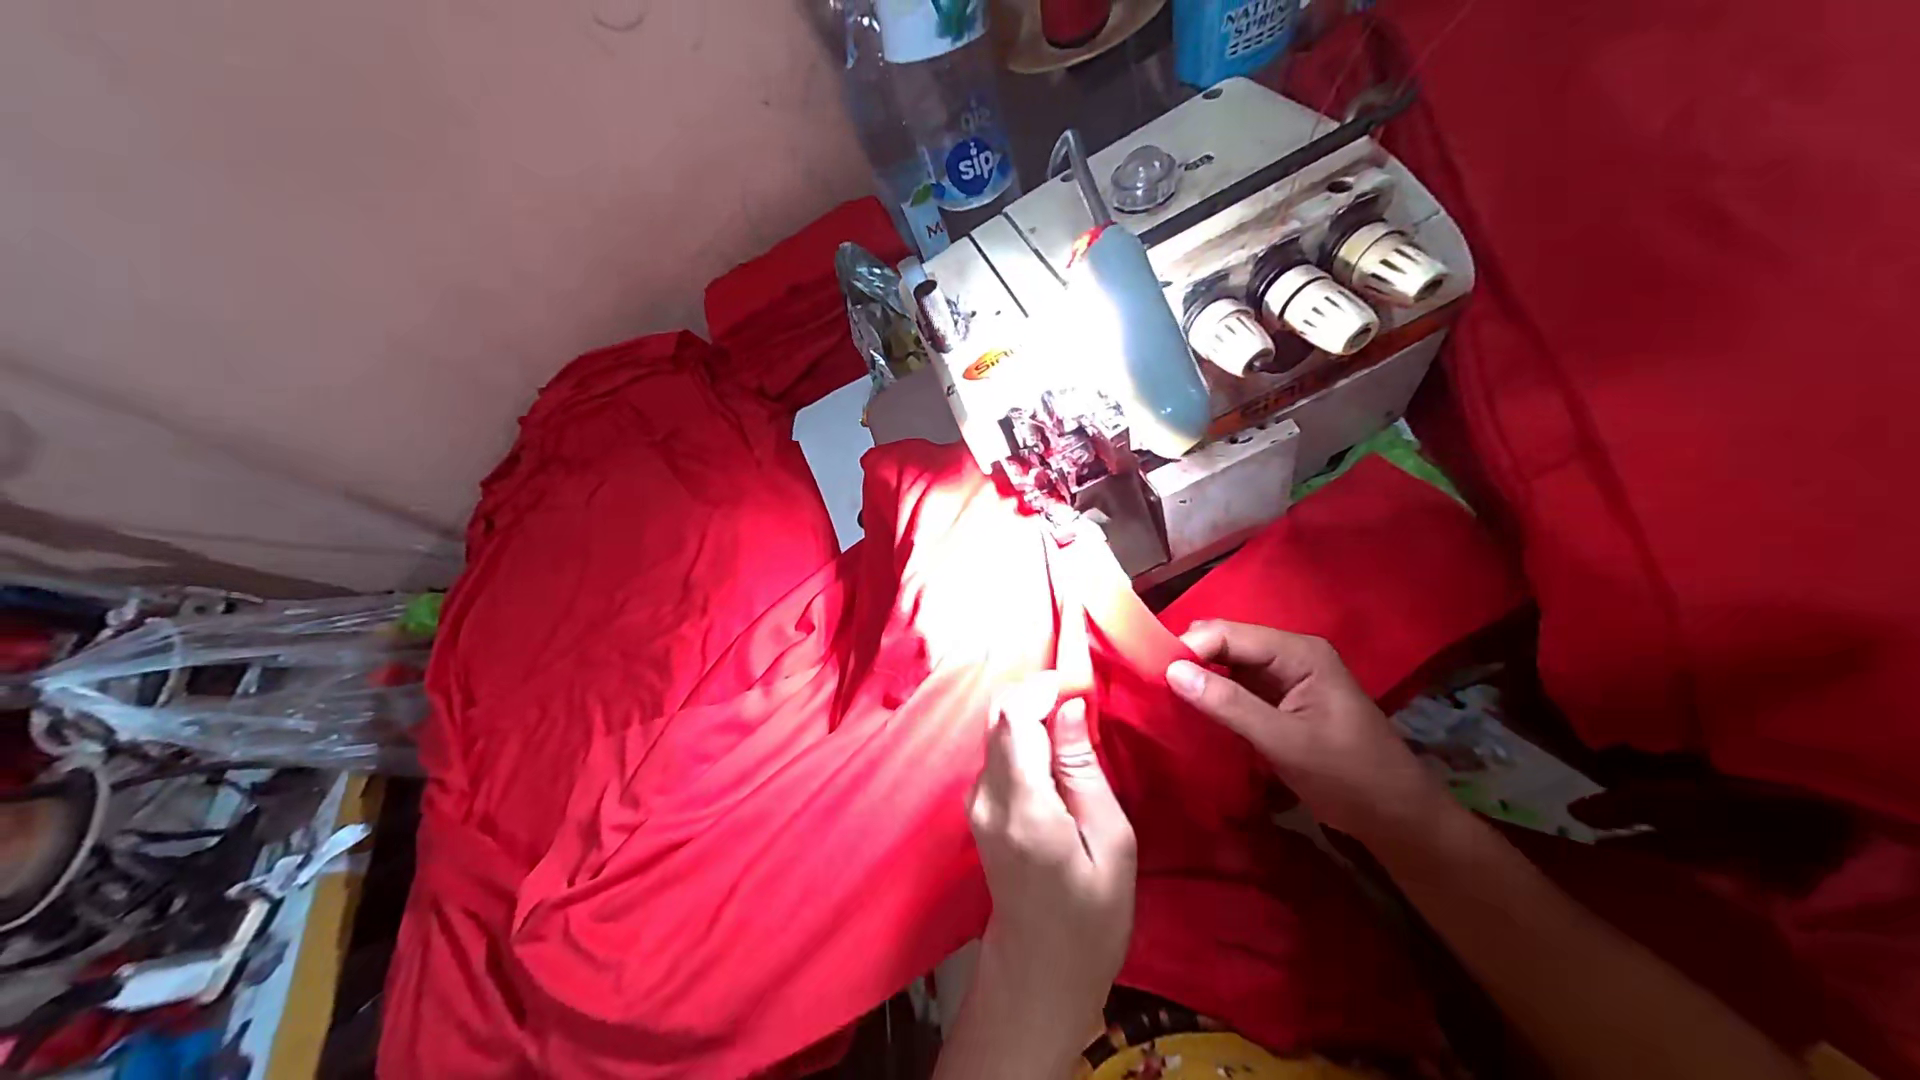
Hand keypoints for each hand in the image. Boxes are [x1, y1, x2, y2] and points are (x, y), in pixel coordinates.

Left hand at [966, 674, 1136, 1037]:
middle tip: (1078, 700)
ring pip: (994, 730)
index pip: (1015, 718)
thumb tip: (1070, 708)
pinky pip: (995, 753)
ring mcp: (974, 802)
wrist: (1039, 970)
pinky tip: (1053, 752)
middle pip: (997, 716)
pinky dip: (1021, 737)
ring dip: (1029, 714)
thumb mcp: (1111, 844)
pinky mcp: (975, 807)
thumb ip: (1084, 771)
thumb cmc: (1092, 917)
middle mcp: (986, 796)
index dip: (1041, 688)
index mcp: (1023, 806)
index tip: (1077, 684)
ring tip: (1072, 725)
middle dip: (1035, 694)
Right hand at [1165, 620, 1449, 841]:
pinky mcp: (1277, 698)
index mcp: (1299, 652)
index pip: (1228, 634)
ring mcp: (1284, 676)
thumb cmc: (1348, 775)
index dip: (1189, 648)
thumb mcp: (1285, 741)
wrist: (1396, 817)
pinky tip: (1190, 707)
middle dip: (1189, 658)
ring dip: (1197, 675)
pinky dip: (1211, 692)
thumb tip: (1171, 671)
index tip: (1153, 674)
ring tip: (1164, 695)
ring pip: (1226, 662)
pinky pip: (1234, 684)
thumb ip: (1228, 705)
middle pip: (1224, 642)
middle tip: (1154, 686)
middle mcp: (1289, 654)